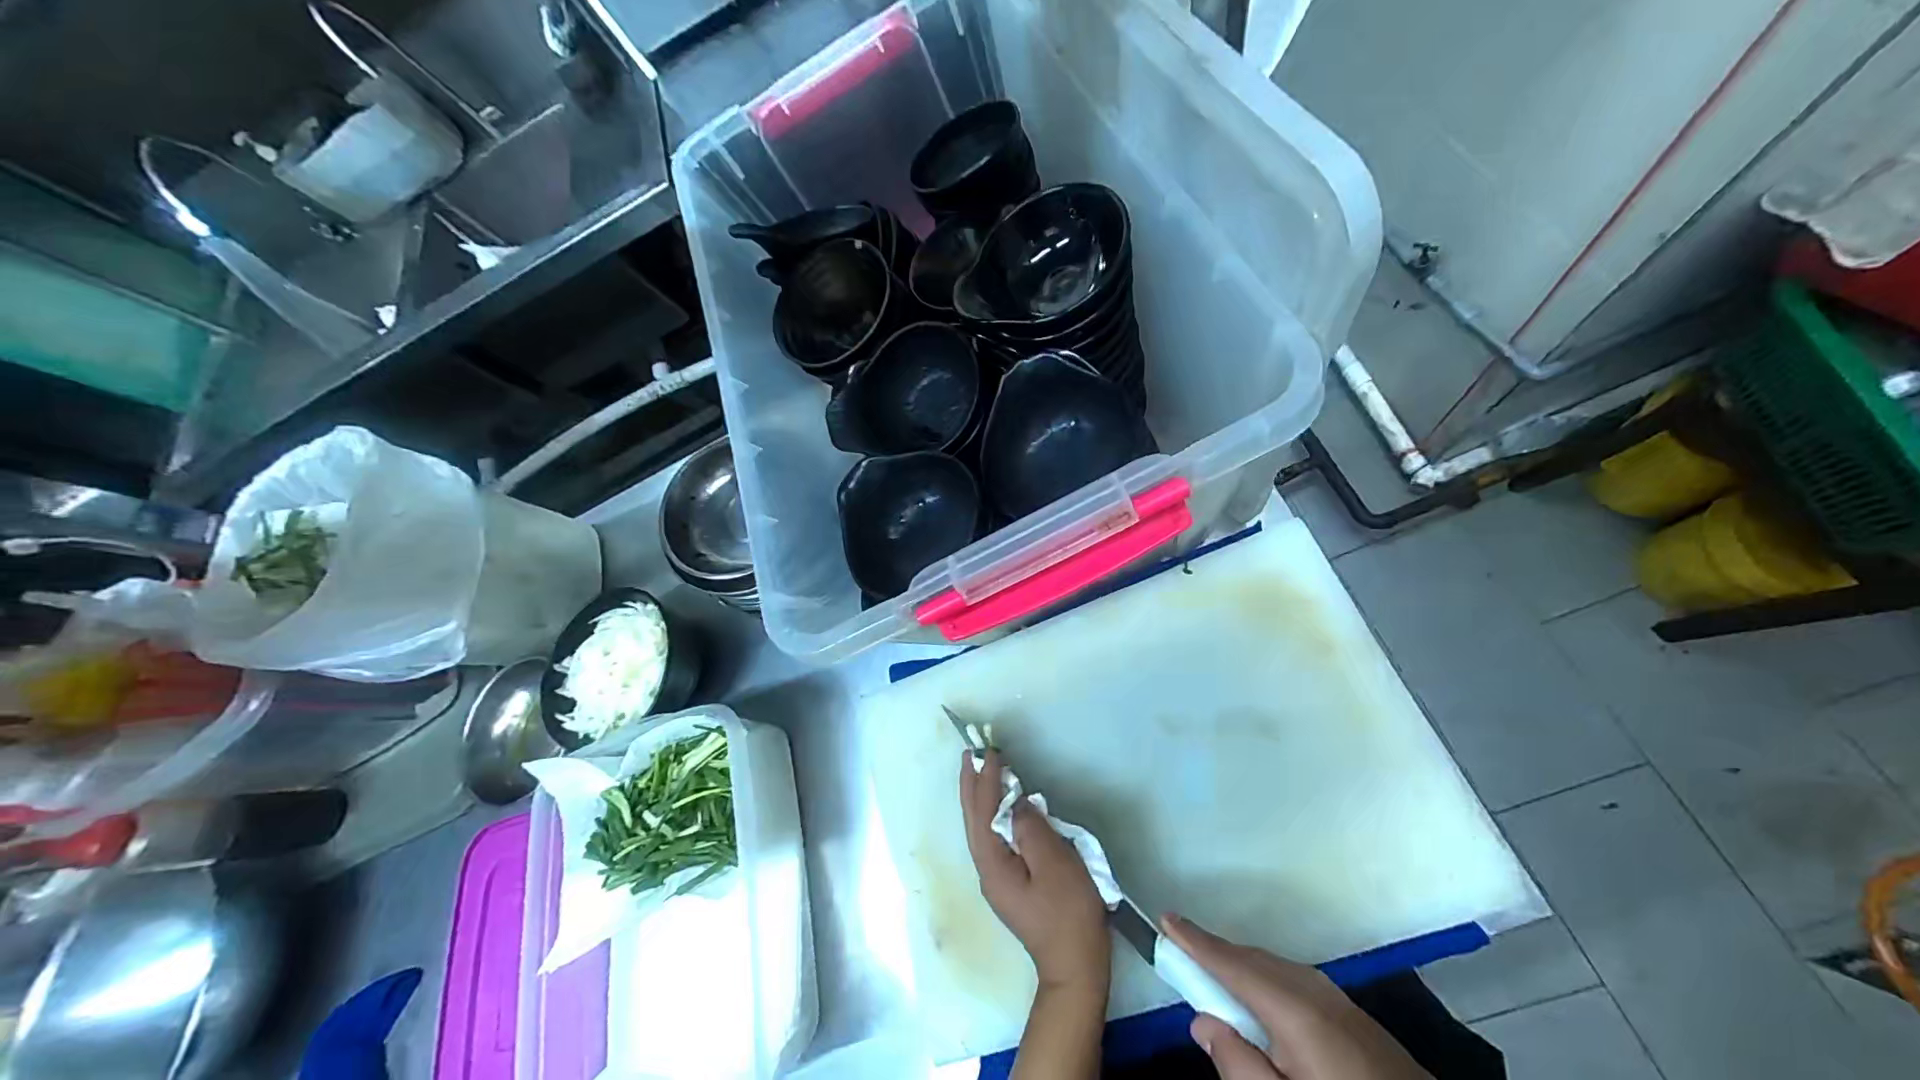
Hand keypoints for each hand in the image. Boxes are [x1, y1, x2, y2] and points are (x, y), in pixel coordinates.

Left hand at [959, 750, 1111, 990]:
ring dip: (980, 799)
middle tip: (969, 753)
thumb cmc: (1067, 914)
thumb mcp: (1054, 865)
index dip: (987, 779)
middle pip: (973, 819)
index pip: (984, 811)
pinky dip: (994, 816)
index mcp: (992, 864)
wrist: (1074, 967)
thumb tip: (1016, 805)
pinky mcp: (1010, 885)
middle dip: (971, 785)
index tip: (990, 752)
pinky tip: (1003, 809)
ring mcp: (997, 880)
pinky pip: (995, 839)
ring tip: (981, 772)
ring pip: (981, 829)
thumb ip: (1031, 830)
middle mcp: (986, 870)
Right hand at [1164, 915, 1431, 1079]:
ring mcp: (1346, 1007)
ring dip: (1245, 968)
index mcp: (1295, 1011)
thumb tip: (1203, 1021)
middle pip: (1256, 961)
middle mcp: (1320, 995)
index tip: (1165, 919)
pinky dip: (1272, 983)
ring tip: (1218, 980)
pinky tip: (1267, 1006)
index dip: (1196, 942)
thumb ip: (1237, 1065)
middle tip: (1183, 953)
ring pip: (1281, 971)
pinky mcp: (1363, 1026)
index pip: (1233, 964)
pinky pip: (1301, 986)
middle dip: (1218, 954)